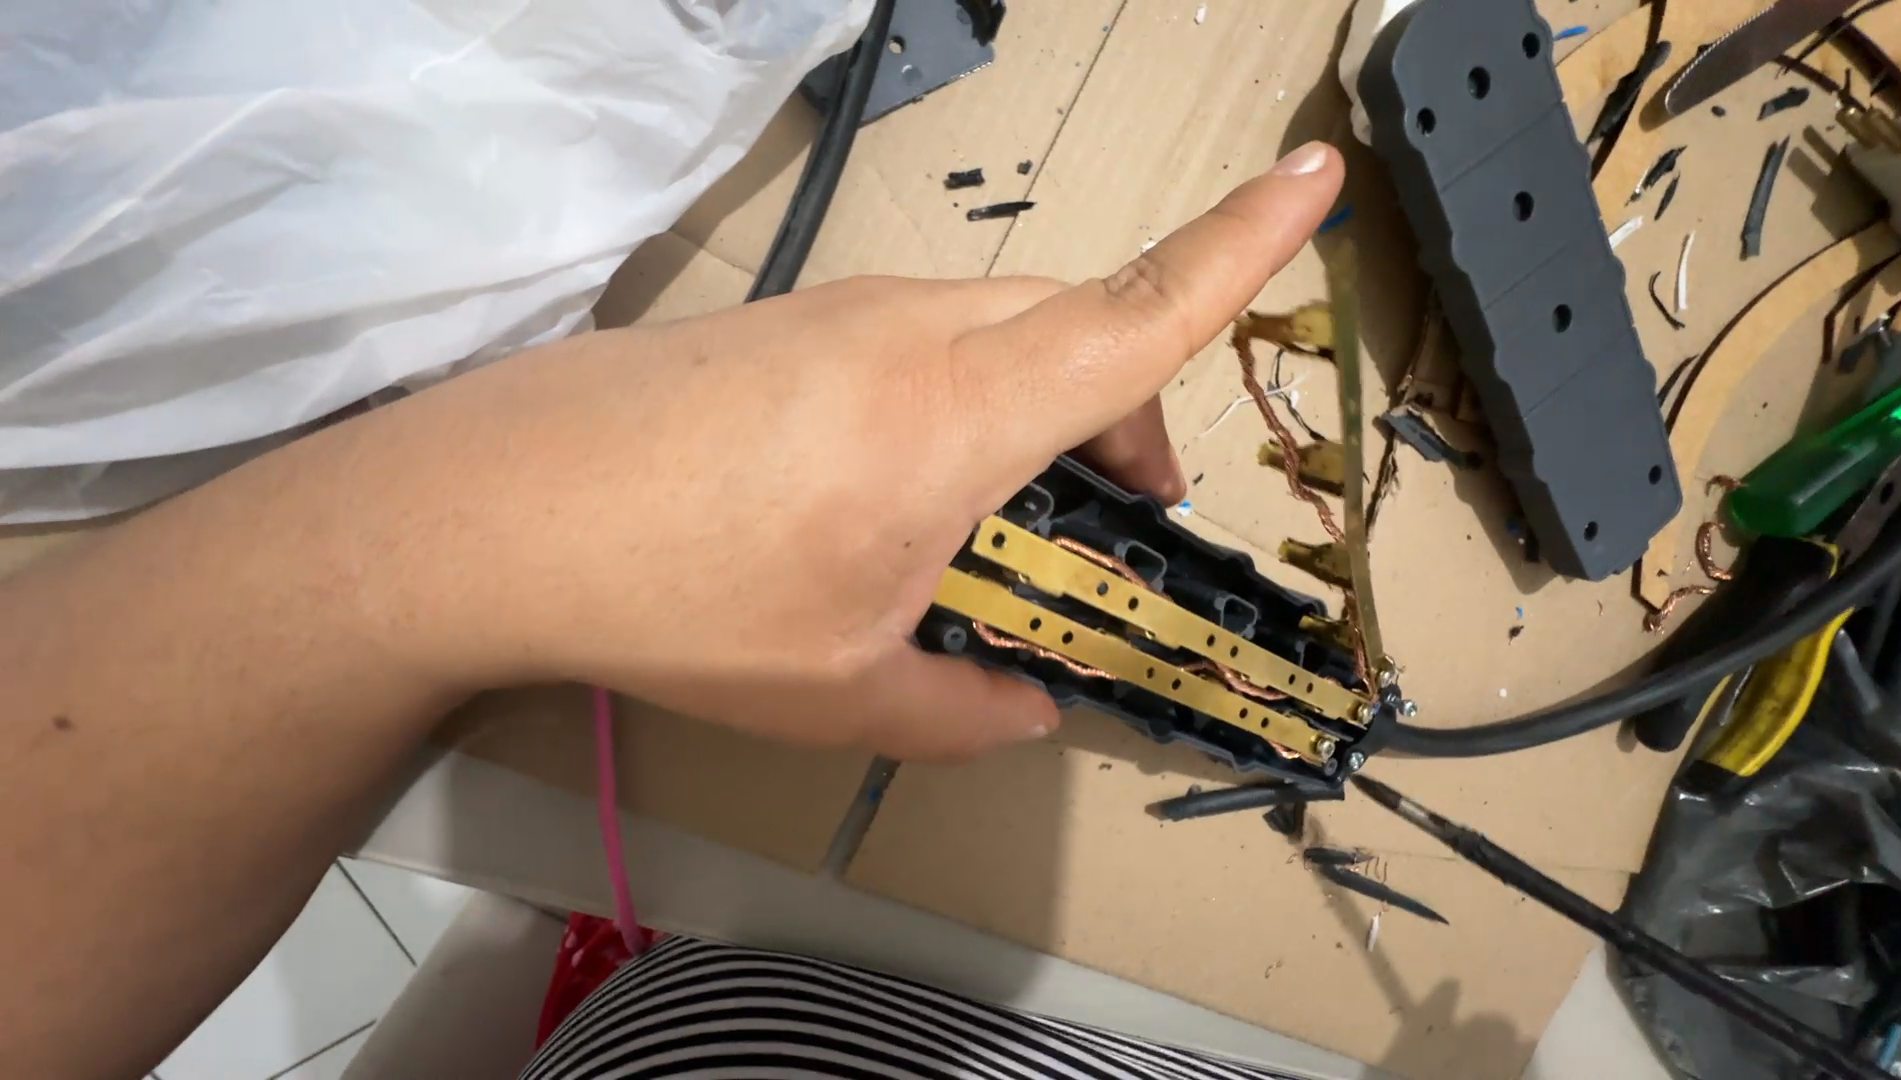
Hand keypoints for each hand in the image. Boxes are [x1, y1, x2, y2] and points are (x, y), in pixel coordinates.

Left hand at [362, 142, 1344, 758]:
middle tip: (1124, 506)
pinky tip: (904, 478)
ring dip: (1039, 406)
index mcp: (958, 415)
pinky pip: (921, 338)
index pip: (1135, 314)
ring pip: (999, 329)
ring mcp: (846, 313)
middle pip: (1076, 330)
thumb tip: (1030, 709)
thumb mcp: (846, 691)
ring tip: (1007, 507)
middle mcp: (914, 332)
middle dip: (1129, 411)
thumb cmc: (684, 602)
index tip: (1314, 179)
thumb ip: (964, 713)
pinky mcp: (794, 322)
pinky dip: (962, 397)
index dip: (1241, 247)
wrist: (497, 512)